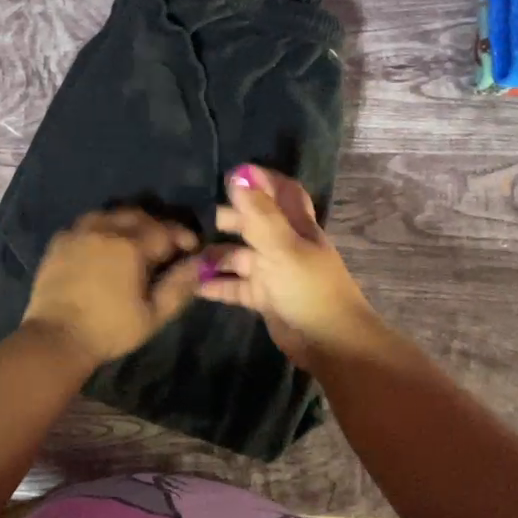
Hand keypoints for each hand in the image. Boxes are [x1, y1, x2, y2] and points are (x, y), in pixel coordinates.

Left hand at [21, 209, 203, 366]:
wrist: (57, 337)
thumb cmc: (109, 330)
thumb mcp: (153, 314)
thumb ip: (180, 286)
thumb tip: (202, 264)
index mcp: (130, 246)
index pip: (165, 230)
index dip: (183, 237)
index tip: (191, 249)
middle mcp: (103, 229)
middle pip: (137, 215)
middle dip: (156, 226)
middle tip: (165, 245)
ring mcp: (77, 233)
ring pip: (109, 214)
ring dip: (127, 223)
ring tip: (134, 242)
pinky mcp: (58, 242)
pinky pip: (85, 224)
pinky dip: (101, 228)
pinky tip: (103, 246)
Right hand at [197, 165, 384, 363]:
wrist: (330, 343)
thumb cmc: (309, 289)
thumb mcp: (282, 247)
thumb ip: (259, 214)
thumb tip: (238, 174)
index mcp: (297, 227)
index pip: (283, 192)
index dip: (261, 181)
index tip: (230, 174)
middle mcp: (285, 245)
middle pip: (254, 223)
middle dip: (228, 218)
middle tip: (196, 218)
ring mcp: (274, 272)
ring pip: (239, 256)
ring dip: (216, 255)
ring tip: (187, 256)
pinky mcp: (264, 298)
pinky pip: (235, 286)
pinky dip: (216, 285)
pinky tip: (194, 285)